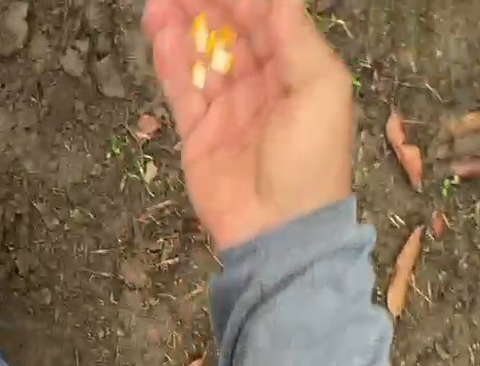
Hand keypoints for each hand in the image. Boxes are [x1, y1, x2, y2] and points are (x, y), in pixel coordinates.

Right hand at [142, 0, 353, 250]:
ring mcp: (224, 110)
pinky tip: (161, 37)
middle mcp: (258, 84)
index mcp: (294, 68)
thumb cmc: (310, 160)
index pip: (266, 17)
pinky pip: (182, 93)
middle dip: (207, 4)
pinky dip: (171, 65)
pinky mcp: (196, 136)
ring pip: (201, 58)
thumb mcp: (320, 91)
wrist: (277, 229)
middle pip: (230, 32)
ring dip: (182, 28)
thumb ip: (296, 41)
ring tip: (159, 4)